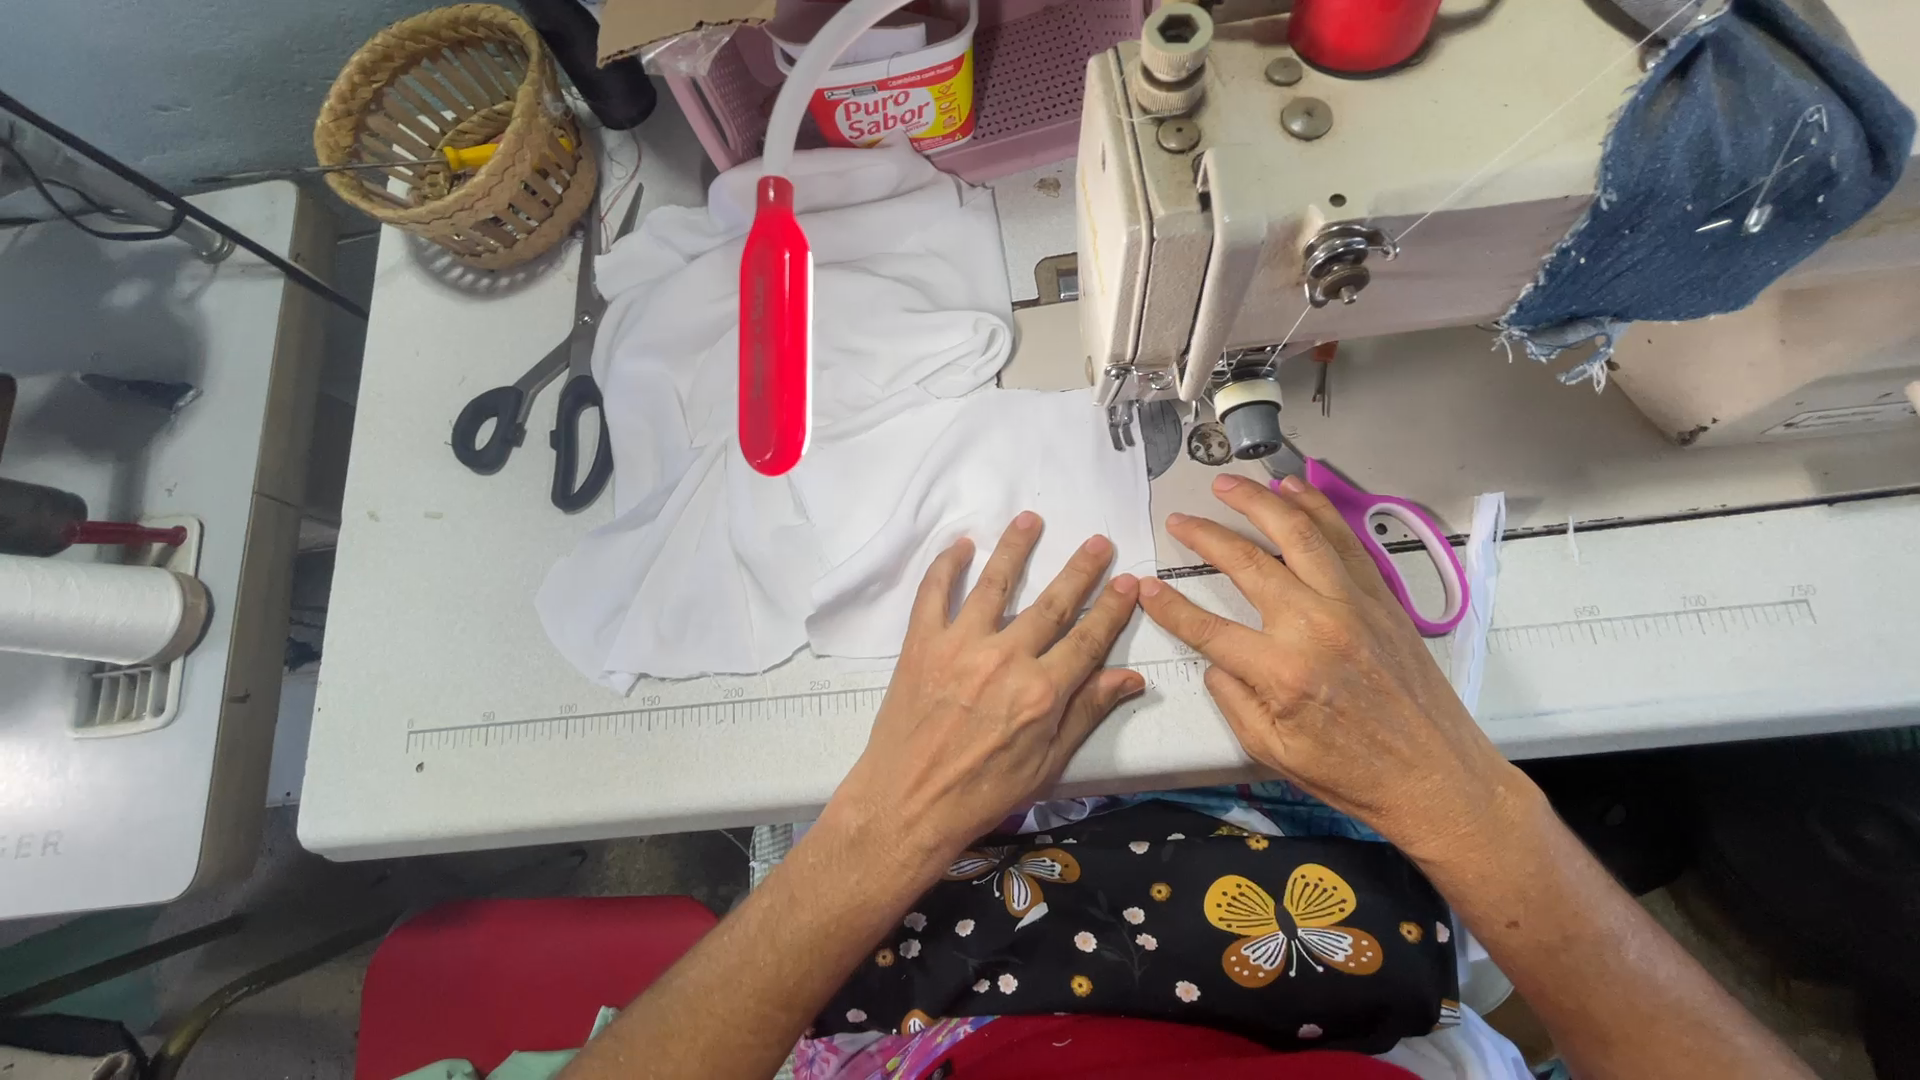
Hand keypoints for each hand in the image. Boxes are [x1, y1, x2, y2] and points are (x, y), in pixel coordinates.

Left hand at [825, 512, 1144, 871]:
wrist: (908, 803)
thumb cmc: (983, 792)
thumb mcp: (1048, 764)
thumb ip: (1087, 713)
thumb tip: (1131, 677)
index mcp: (1042, 692)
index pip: (1088, 639)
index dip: (1112, 609)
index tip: (1128, 581)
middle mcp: (1005, 659)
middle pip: (1052, 604)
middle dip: (1079, 570)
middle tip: (1097, 542)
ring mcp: (960, 646)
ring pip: (995, 584)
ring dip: (1016, 548)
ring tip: (1031, 519)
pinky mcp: (921, 643)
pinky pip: (934, 593)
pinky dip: (946, 565)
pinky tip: (961, 545)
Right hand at [1137, 473, 1525, 863]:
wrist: (1438, 779)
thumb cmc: (1350, 775)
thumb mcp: (1272, 751)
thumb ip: (1232, 699)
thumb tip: (1216, 659)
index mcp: (1281, 672)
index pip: (1207, 628)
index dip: (1169, 606)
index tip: (1143, 585)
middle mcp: (1315, 625)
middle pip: (1248, 562)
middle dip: (1206, 535)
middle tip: (1179, 519)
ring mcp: (1353, 604)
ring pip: (1300, 534)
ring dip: (1260, 502)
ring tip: (1229, 483)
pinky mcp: (1381, 598)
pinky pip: (1344, 540)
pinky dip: (1316, 508)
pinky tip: (1293, 489)